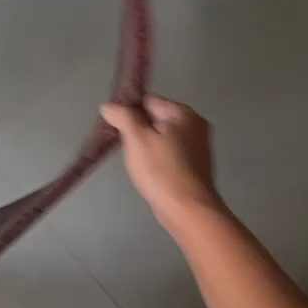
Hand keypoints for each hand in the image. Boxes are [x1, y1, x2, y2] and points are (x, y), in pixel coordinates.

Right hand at [101, 96, 223, 225]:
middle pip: (155, 116)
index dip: (128, 111)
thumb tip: (109, 105)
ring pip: (162, 134)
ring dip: (146, 143)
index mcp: (182, 113)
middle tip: (125, 147)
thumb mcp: (137, 139)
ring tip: (136, 160)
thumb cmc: (160, 170)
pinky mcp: (196, 161)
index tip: (115, 128)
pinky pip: (170, 149)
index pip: (147, 100)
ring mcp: (198, 142)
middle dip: (137, 128)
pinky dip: (157, 154)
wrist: (188, 207)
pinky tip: (150, 169)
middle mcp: (195, 122)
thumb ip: (123, 117)